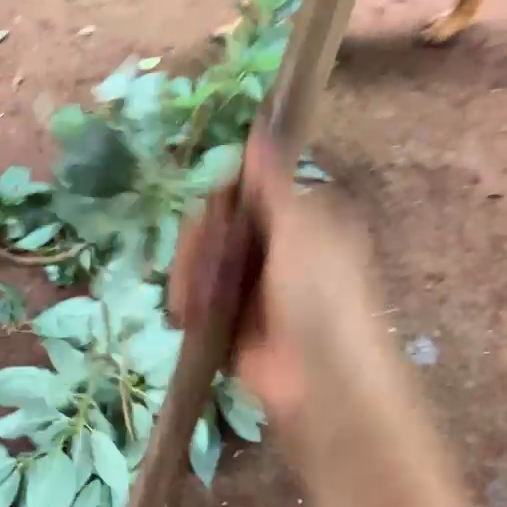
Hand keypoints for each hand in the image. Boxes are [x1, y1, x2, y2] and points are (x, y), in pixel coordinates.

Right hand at [168, 139, 384, 425]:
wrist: (317, 378)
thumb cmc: (318, 296)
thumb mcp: (299, 227)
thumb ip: (271, 183)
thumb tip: (259, 128)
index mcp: (299, 223)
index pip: (246, 196)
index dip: (222, 201)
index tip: (212, 212)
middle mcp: (275, 254)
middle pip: (217, 232)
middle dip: (201, 245)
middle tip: (201, 260)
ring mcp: (250, 293)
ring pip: (202, 268)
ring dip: (192, 278)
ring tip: (194, 300)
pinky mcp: (230, 328)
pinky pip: (198, 305)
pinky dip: (189, 308)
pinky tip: (188, 316)